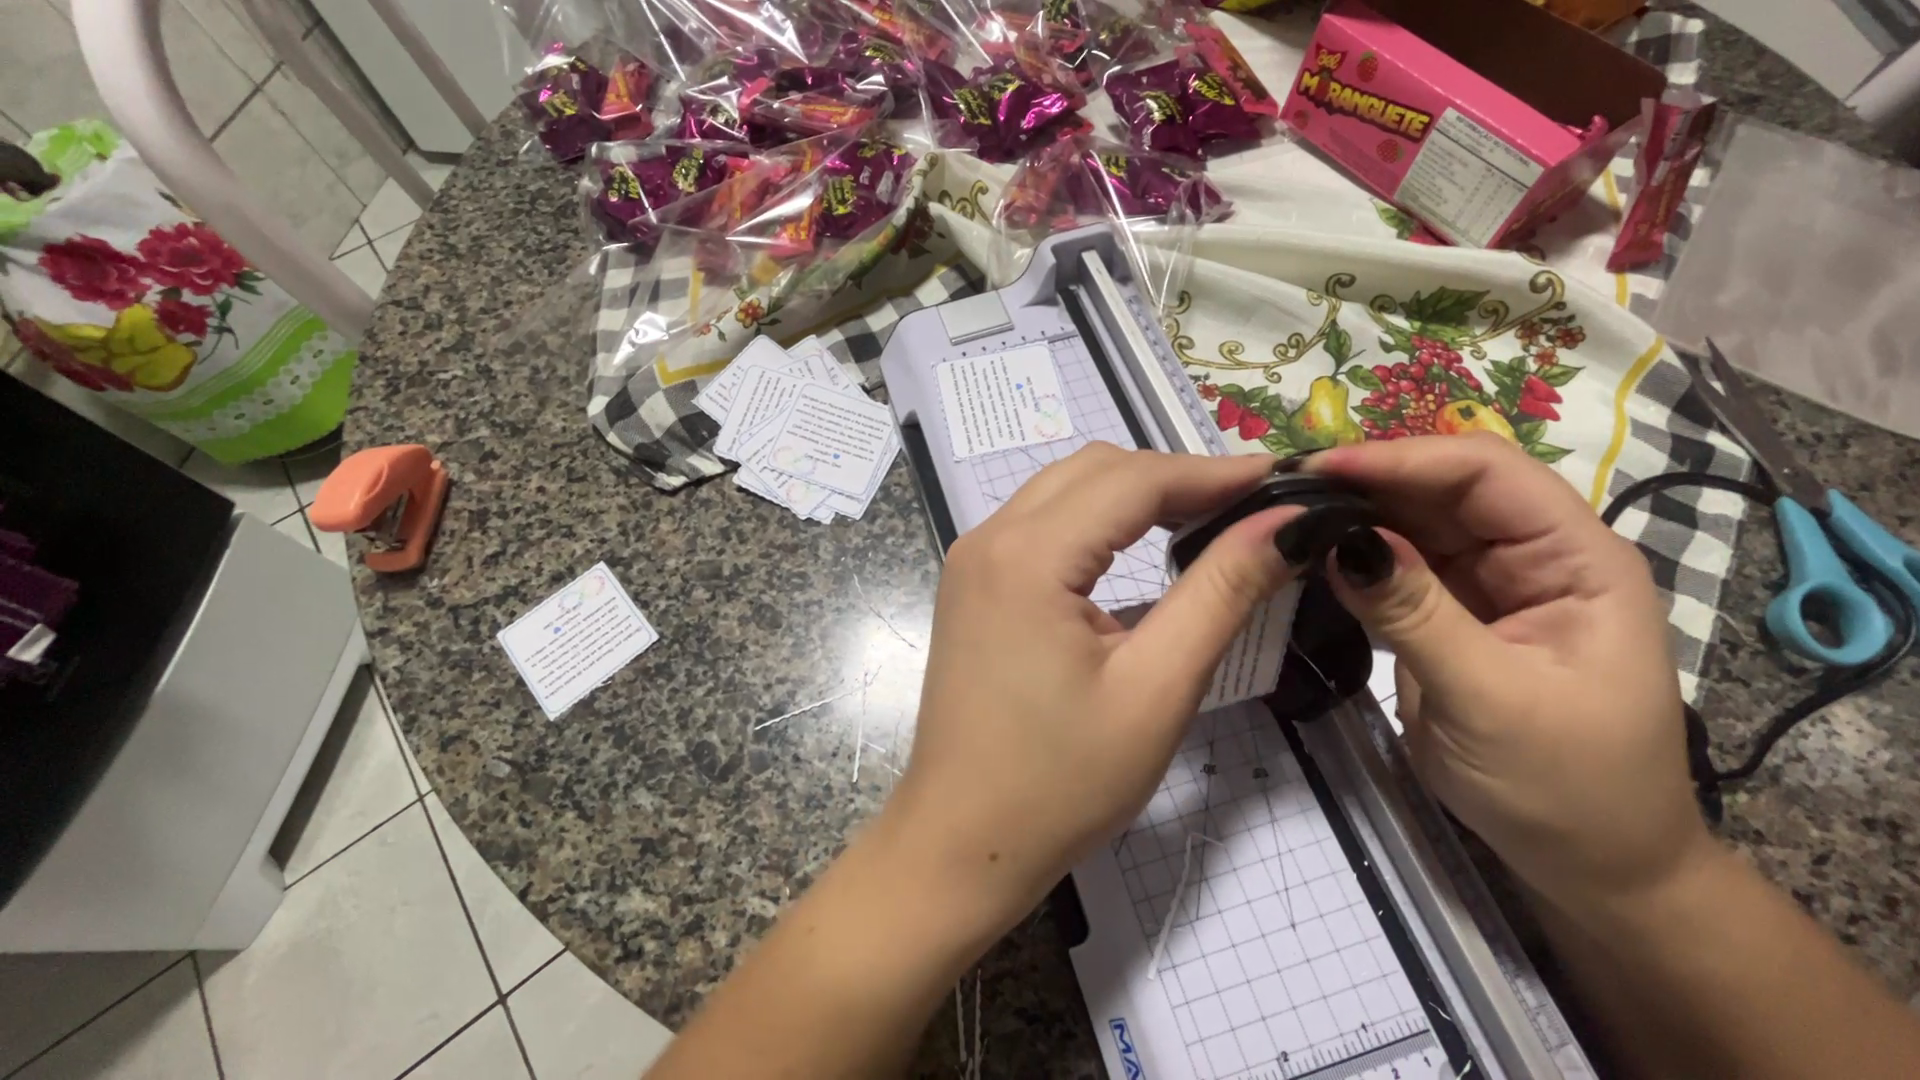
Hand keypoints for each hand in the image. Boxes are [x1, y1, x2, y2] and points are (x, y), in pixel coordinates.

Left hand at [884, 445, 1300, 928]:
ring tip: (1211, 521)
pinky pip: (1042, 525)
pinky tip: (1142, 550)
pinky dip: (1099, 522)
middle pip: (1095, 471)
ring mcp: (972, 561)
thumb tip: (1286, 524)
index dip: (1214, 471)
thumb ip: (1221, 593)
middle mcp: (988, 538)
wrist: (962, 842)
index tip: (1288, 478)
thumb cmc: (1061, 782)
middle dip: (1176, 477)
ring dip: (1137, 495)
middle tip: (1253, 506)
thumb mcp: (1156, 688)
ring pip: (1066, 490)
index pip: (1134, 478)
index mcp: (1026, 555)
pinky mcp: (972, 587)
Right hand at [1303, 434, 1711, 911]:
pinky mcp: (1455, 616)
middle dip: (1370, 481)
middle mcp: (1536, 556)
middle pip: (1446, 489)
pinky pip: (1401, 569)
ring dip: (1357, 515)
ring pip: (1417, 525)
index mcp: (1577, 558)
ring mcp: (1493, 586)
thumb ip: (1414, 613)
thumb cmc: (1564, 786)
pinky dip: (1358, 557)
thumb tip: (1337, 540)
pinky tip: (1312, 554)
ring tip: (1287, 513)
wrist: (1591, 865)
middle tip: (1285, 489)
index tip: (1318, 468)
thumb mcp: (1488, 698)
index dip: (1403, 460)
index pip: (1487, 474)